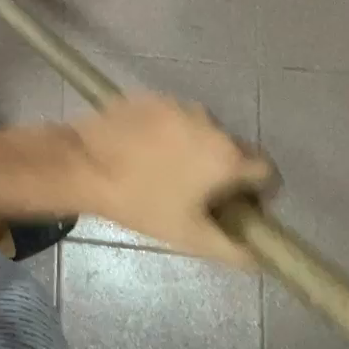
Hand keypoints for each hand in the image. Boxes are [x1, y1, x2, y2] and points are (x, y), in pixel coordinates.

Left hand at [67, 92, 277, 266]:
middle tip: (199, 193)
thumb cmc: (141, 202)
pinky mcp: (147, 96)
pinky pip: (170, 117)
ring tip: (168, 171)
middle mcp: (208, 121)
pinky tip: (145, 151)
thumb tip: (256, 253)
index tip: (238, 208)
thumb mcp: (192, 237)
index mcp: (227, 154)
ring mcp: (175, 103)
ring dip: (195, 148)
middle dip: (224, 170)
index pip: (265, 171)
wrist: (83, 164)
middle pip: (232, 148)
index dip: (258, 192)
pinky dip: (167, 132)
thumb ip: (235, 250)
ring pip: (200, 130)